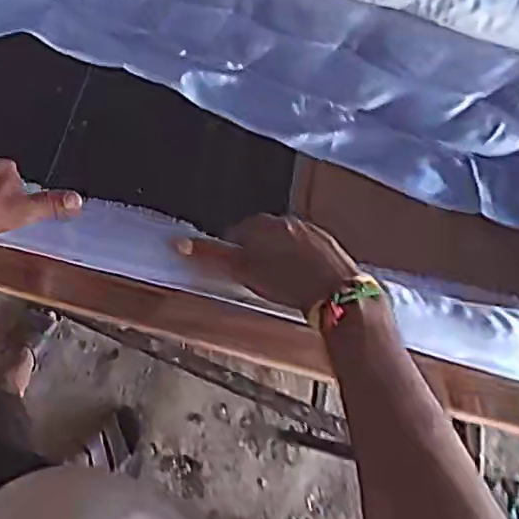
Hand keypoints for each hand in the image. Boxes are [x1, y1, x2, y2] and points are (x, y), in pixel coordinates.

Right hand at [177, 214, 362, 311]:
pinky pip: (306, 252)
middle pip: (261, 234)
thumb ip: (210, 255)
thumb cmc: (289, 282)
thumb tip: (179, 243)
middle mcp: (288, 222)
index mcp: (263, 223)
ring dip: (277, 257)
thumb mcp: (240, 270)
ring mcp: (312, 233)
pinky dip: (299, 263)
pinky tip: (298, 282)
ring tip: (276, 282)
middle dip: (254, 251)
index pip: (235, 230)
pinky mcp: (331, 248)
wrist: (339, 295)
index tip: (231, 267)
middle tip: (251, 276)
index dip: (230, 251)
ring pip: (285, 242)